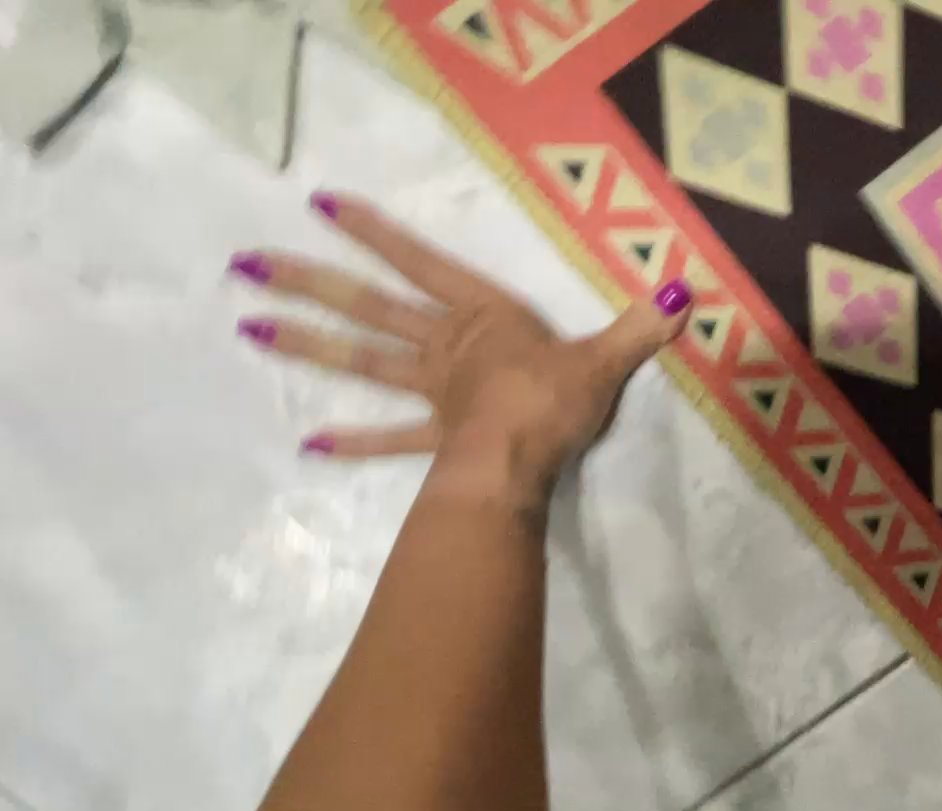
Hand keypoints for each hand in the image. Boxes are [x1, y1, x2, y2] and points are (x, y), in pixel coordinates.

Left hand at [229, 192, 691, 502]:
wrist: (520, 462)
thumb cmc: (555, 403)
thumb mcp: (605, 361)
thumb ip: (639, 329)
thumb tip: (683, 295)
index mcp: (486, 320)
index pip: (427, 268)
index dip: (380, 236)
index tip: (320, 205)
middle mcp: (449, 349)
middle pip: (374, 310)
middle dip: (313, 286)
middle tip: (245, 266)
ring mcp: (437, 394)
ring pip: (367, 364)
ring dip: (311, 347)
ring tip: (248, 329)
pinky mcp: (440, 438)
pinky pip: (393, 438)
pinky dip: (356, 441)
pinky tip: (310, 444)